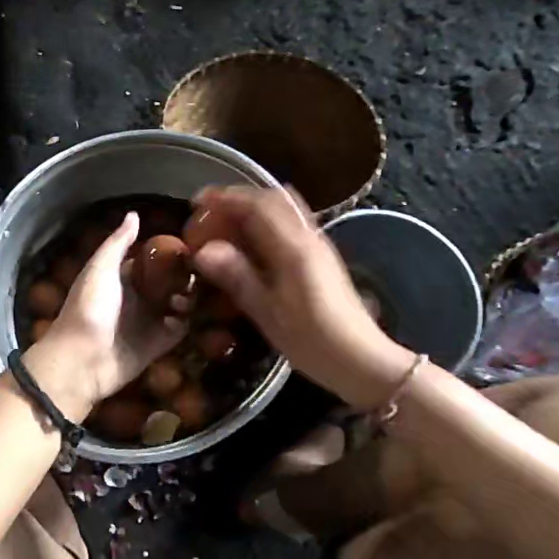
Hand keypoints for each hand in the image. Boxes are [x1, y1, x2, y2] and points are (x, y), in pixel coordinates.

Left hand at [23, 211, 187, 415]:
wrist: (83, 359)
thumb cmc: (89, 308)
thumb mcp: (101, 268)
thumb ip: (118, 243)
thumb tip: (134, 213)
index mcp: (123, 278)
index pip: (153, 262)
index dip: (170, 254)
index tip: (192, 246)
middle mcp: (139, 298)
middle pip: (170, 283)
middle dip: (185, 277)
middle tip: (198, 273)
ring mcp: (150, 322)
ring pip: (179, 305)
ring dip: (188, 298)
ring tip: (187, 296)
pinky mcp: (159, 344)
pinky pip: (180, 330)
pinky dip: (185, 322)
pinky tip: (184, 315)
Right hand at [188, 186, 413, 407]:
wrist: (361, 360)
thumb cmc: (313, 341)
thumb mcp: (268, 314)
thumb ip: (237, 277)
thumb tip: (203, 250)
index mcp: (294, 247)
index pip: (257, 204)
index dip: (224, 198)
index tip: (196, 204)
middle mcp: (309, 236)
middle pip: (272, 198)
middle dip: (237, 201)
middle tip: (209, 218)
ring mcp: (319, 244)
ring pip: (283, 209)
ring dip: (253, 210)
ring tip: (226, 229)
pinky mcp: (322, 257)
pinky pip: (291, 224)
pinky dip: (267, 223)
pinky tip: (252, 247)